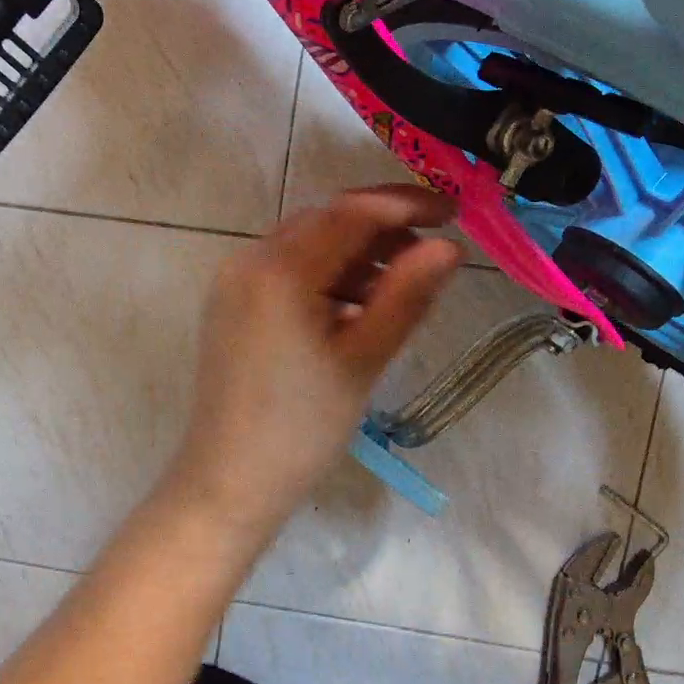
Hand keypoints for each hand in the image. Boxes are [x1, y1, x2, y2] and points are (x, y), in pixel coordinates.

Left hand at [161, 184, 462, 537]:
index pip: (351, 212)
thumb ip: (407, 295)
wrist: (229, 479)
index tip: (454, 212)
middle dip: (381, 228)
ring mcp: (233, 282)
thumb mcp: (363, 358)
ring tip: (400, 286)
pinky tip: (355, 305)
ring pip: (305, 245)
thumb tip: (449, 246)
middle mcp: (248, 261)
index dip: (406, 204)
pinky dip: (323, 276)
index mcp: (279, 269)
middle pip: (325, 221)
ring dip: (354, 253)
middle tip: (432, 252)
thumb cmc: (302, 426)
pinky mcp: (229, 305)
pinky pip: (284, 270)